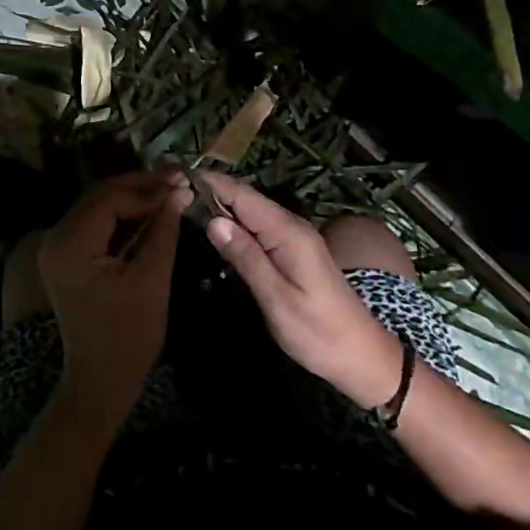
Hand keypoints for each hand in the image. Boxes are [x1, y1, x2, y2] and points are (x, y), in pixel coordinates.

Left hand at [36, 170, 192, 423]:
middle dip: (140, 187)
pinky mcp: (66, 259)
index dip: (148, 188)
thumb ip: (164, 229)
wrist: (101, 380)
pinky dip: (122, 217)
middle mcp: (54, 239)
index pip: (110, 198)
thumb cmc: (129, 333)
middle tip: (177, 179)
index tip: (183, 182)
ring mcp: (56, 249)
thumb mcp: (152, 277)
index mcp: (70, 244)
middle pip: (99, 197)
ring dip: (132, 199)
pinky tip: (150, 213)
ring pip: (97, 208)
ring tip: (169, 191)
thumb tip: (181, 190)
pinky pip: (95, 225)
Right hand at [197, 171, 405, 408]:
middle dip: (211, 190)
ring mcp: (294, 238)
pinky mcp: (293, 251)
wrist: (360, 353)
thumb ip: (246, 257)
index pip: (242, 195)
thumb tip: (213, 220)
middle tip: (170, 189)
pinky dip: (235, 222)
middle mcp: (292, 226)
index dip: (210, 182)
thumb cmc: (317, 332)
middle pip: (246, 198)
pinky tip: (215, 228)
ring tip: (182, 203)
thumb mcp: (276, 298)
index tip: (174, 175)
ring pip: (251, 212)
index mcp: (288, 233)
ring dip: (220, 204)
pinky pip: (259, 227)